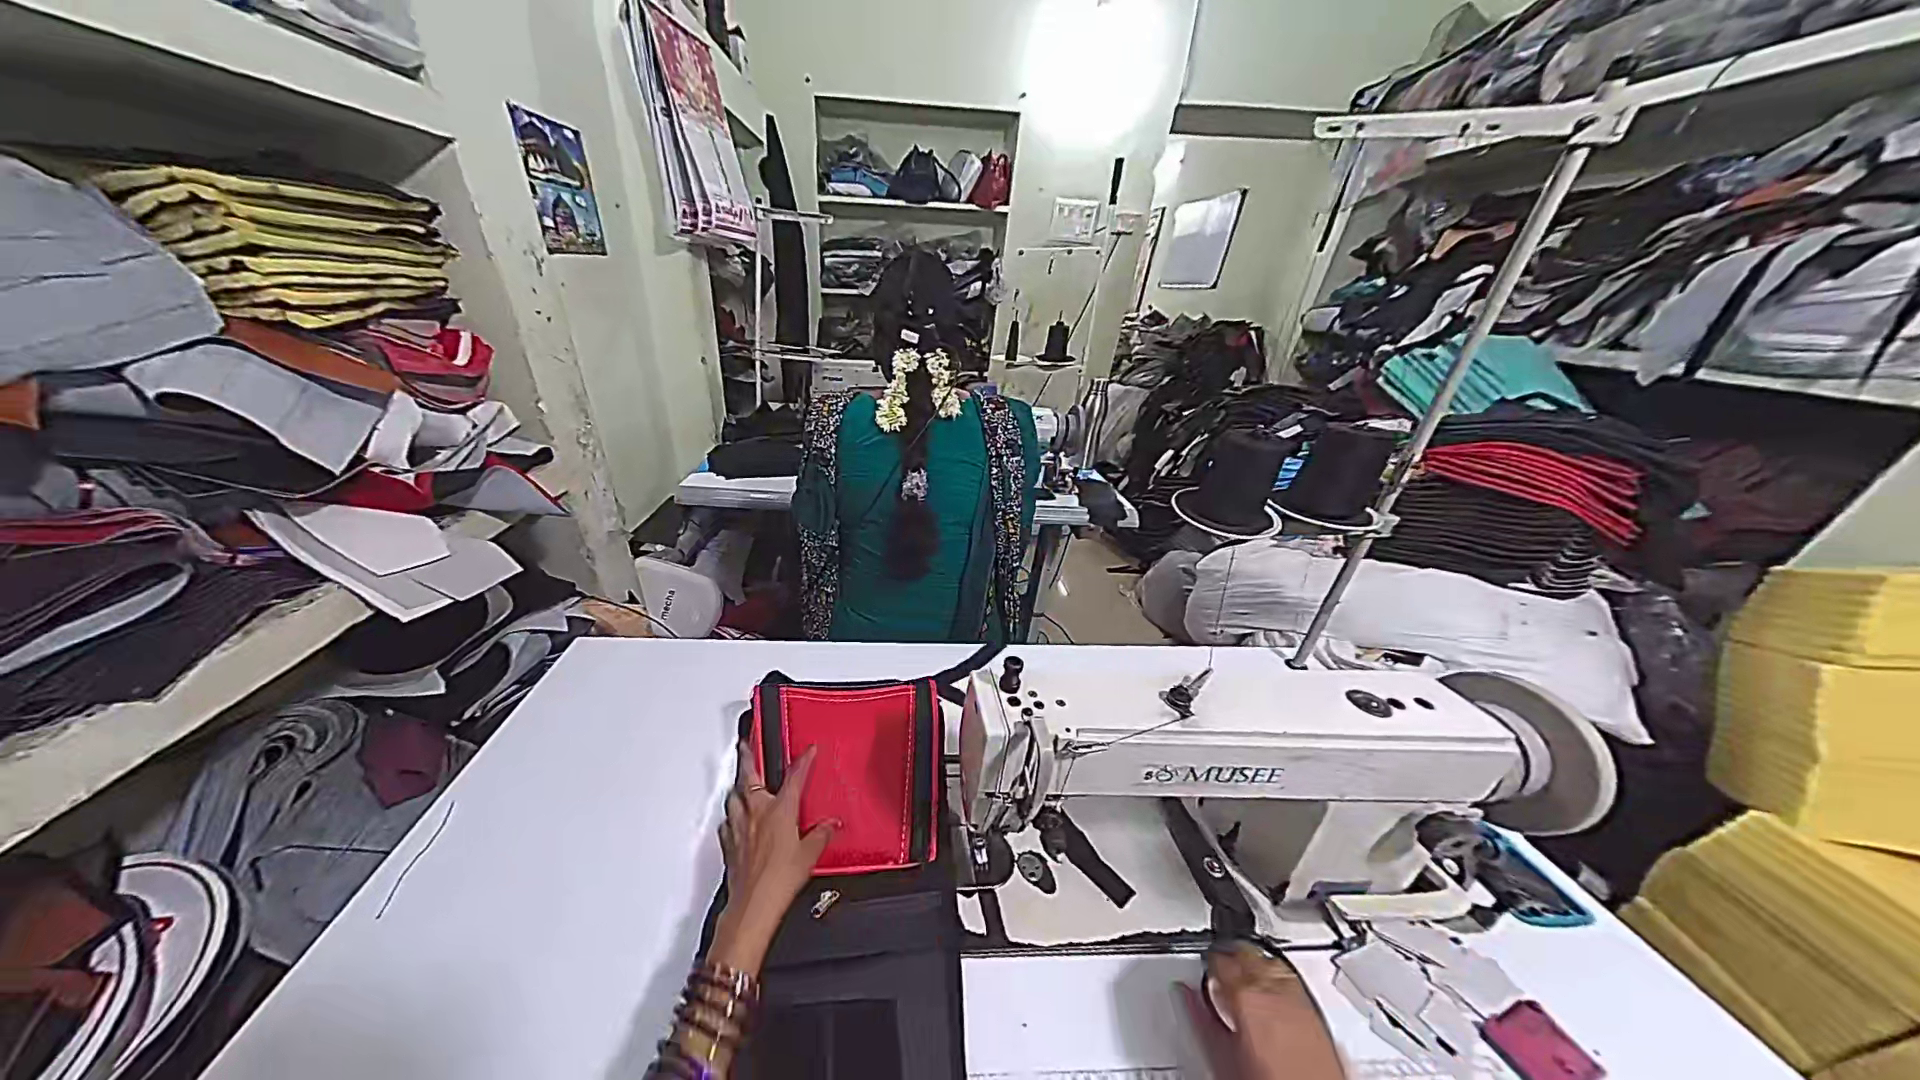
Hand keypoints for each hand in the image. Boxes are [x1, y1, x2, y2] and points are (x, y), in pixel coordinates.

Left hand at [710, 741, 836, 974]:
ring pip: (734, 795)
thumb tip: (830, 825)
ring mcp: (739, 826)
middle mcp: (756, 812)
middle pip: (749, 775)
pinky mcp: (728, 844)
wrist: (753, 905)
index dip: (803, 761)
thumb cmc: (779, 879)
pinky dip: (732, 814)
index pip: (794, 776)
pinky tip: (734, 817)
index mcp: (779, 809)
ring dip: (738, 784)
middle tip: (746, 743)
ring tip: (740, 777)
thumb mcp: (809, 854)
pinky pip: (727, 820)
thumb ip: (821, 835)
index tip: (809, 751)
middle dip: (748, 757)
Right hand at [1179, 943, 1346, 1079]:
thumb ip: (1200, 1016)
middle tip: (1220, 966)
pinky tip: (1272, 986)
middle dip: (1230, 954)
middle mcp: (1272, 988)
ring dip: (1255, 961)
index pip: (1218, 958)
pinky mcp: (1314, 1010)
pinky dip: (1277, 974)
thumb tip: (1183, 992)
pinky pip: (1290, 977)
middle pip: (1245, 951)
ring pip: (1270, 960)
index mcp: (1244, 993)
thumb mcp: (1222, 1053)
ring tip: (1244, 971)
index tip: (1205, 968)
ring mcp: (1296, 996)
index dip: (1208, 960)